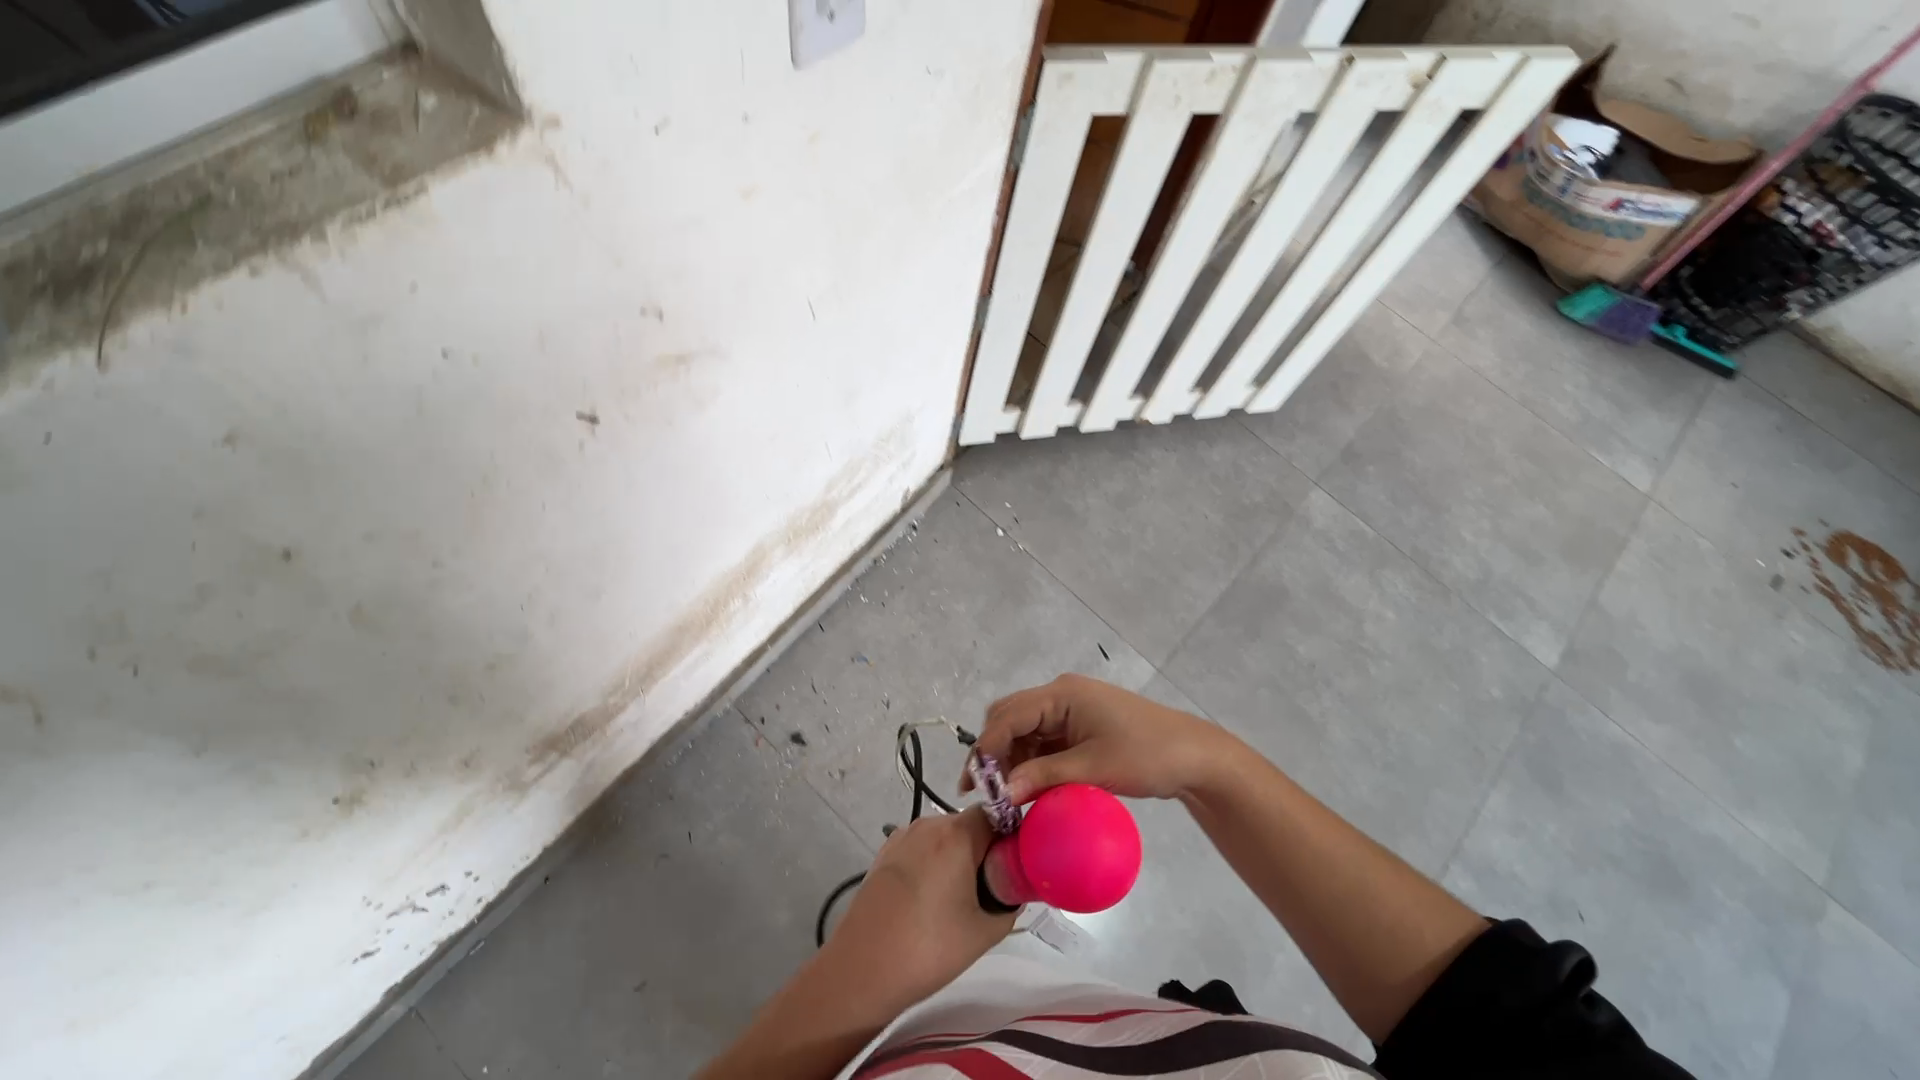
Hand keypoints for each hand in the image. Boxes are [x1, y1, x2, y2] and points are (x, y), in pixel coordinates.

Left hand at [822, 806, 1015, 1008]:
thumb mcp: (987, 931)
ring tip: (958, 902)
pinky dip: (933, 865)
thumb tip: (1013, 888)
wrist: (862, 970)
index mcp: (956, 834)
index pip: (997, 815)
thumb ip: (1011, 902)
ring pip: (944, 838)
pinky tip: (930, 902)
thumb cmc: (929, 948)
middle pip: (969, 825)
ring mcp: (901, 837)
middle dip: (985, 851)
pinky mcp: (883, 854)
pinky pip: (921, 849)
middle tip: (991, 891)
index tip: (1015, 867)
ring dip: (957, 859)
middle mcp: (928, 825)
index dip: (1010, 837)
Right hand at [964, 674, 1240, 803]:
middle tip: (982, 792)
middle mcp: (1061, 695)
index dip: (987, 749)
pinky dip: (1030, 762)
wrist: (1195, 757)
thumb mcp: (1092, 769)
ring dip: (1011, 759)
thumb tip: (1001, 792)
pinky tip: (1027, 788)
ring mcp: (1071, 710)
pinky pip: (1042, 740)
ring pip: (1024, 730)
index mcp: (1063, 694)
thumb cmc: (1146, 756)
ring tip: (1003, 796)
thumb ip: (1043, 777)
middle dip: (993, 752)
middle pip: (1009, 717)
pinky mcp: (1079, 726)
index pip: (1008, 716)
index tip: (973, 786)